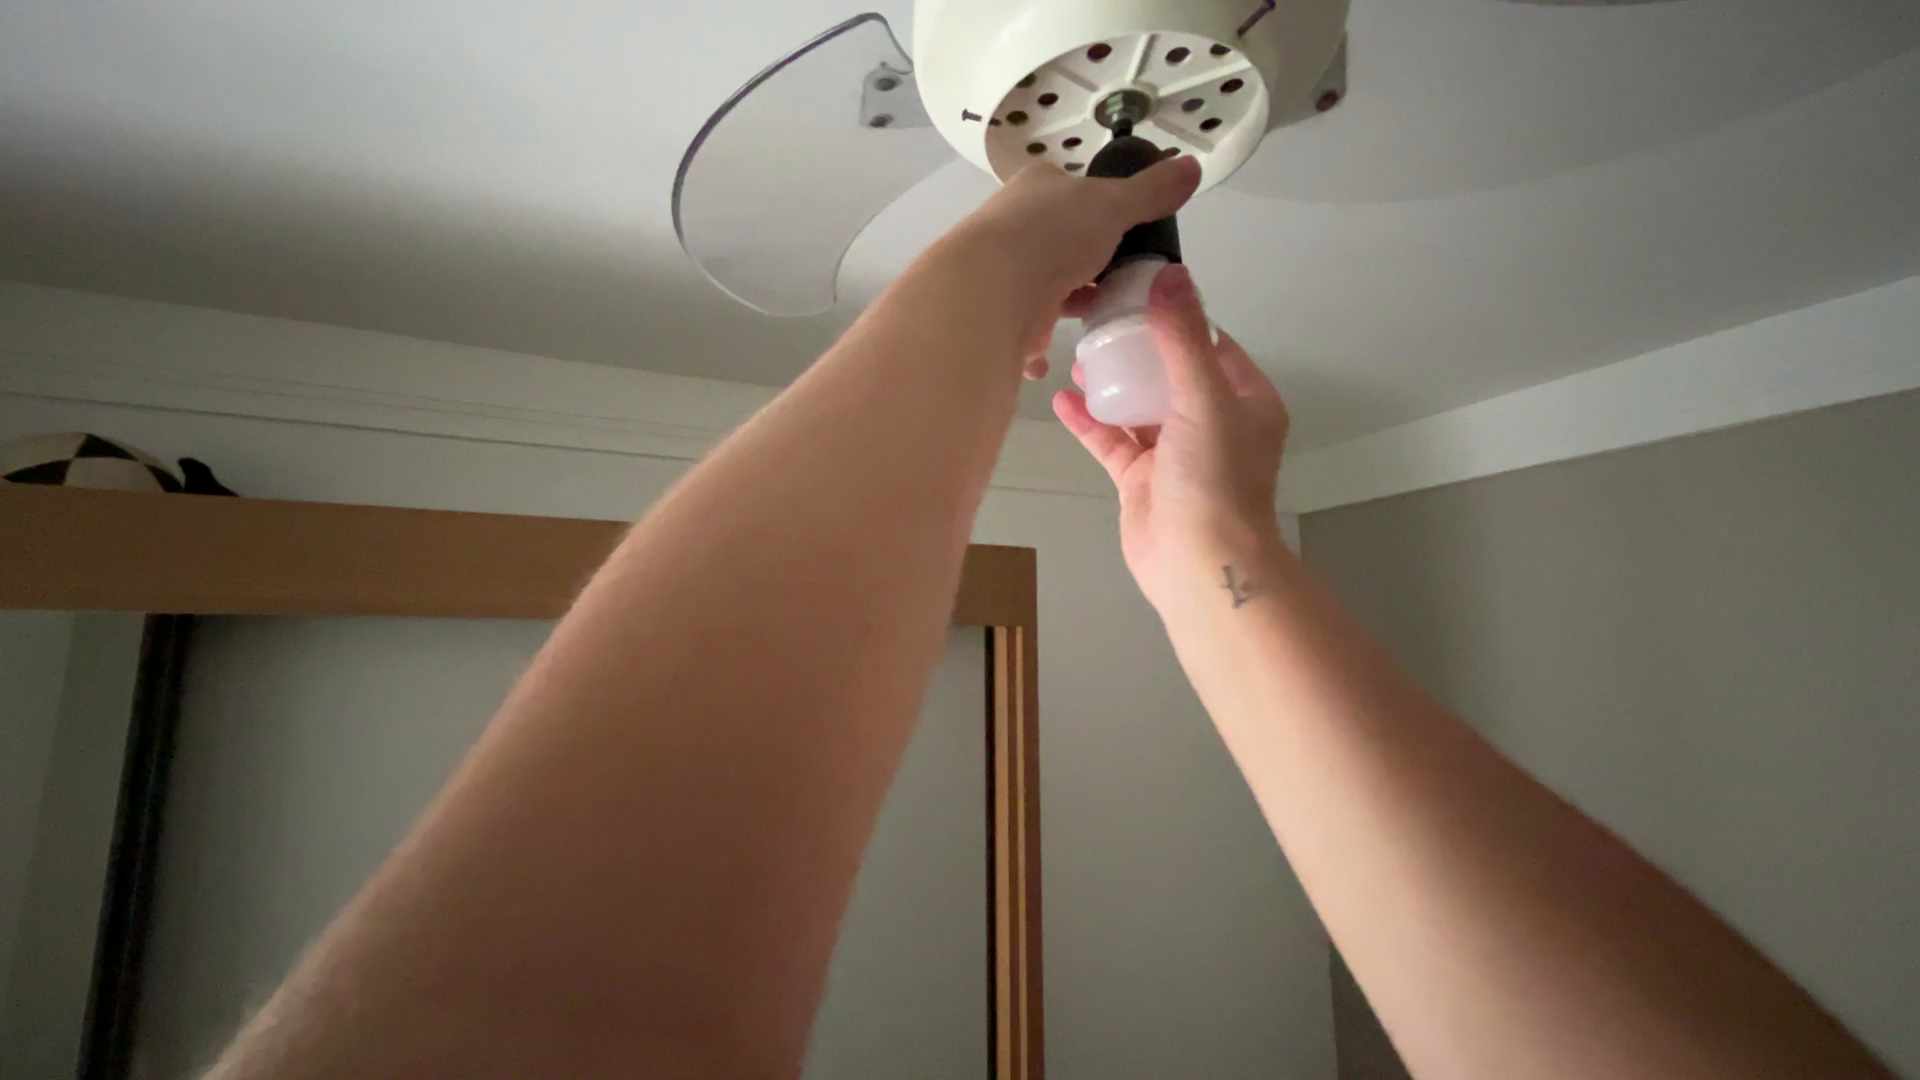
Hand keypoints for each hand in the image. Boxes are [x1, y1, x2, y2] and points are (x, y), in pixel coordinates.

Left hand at [943, 157, 1203, 377]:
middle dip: (1082, 264)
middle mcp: (1008, 225)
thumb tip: (1192, 167)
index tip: (1122, 235)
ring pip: (1037, 286)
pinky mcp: (991, 316)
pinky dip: (1035, 344)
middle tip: (1116, 284)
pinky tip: (1051, 356)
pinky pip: (1019, 330)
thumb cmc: (1053, 236)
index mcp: (1035, 187)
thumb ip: (1151, 192)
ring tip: (1097, 319)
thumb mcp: (1114, 206)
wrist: (990, 290)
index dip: (1097, 209)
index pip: (1069, 190)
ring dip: (1062, 303)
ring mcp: (996, 272)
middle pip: (1054, 242)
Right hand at [1053, 263, 1290, 610]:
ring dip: (1111, 384)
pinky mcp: (1142, 479)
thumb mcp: (1204, 398)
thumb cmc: (1213, 478)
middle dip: (1135, 349)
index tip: (1138, 292)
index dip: (1177, 317)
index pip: (1211, 344)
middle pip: (1168, 373)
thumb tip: (1170, 274)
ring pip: (1138, 407)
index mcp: (1244, 401)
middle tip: (1097, 321)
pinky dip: (1091, 422)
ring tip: (1078, 357)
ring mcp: (1174, 453)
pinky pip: (1114, 441)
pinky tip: (1063, 401)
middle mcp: (1212, 423)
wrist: (1198, 563)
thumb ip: (1183, 337)